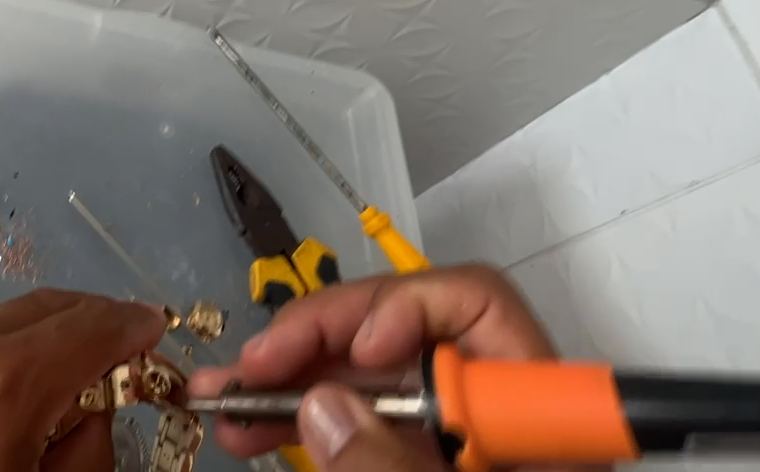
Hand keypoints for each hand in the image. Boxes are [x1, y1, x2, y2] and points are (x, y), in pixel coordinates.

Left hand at [0, 279, 167, 471]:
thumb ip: (87, 446)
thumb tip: (94, 396)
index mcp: (2, 387)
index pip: (89, 329)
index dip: (129, 326)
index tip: (148, 326)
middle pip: (45, 309)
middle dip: (83, 327)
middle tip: (104, 352)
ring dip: (14, 342)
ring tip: (7, 392)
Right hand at [189, 265, 555, 471]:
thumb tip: (319, 404)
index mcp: (535, 429)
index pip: (480, 308)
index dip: (410, 307)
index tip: (356, 352)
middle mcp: (487, 415)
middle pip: (396, 330)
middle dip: (314, 340)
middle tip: (250, 367)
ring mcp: (443, 435)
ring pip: (356, 369)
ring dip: (286, 375)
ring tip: (223, 395)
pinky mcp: (406, 452)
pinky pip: (347, 412)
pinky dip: (295, 411)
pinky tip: (246, 422)